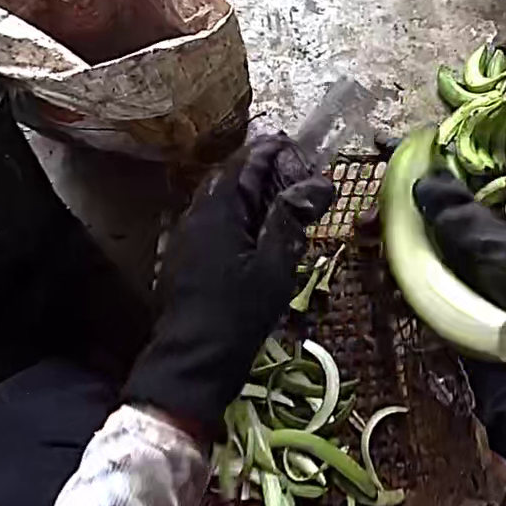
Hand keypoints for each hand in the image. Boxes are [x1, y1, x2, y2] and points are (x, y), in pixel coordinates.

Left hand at [123, 136, 336, 435]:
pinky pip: (214, 217)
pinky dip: (238, 210)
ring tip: (280, 196)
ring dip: (249, 189)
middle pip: (230, 176)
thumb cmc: (238, 313)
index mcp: (219, 211)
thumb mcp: (275, 266)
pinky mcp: (186, 253)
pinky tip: (256, 228)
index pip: (245, 164)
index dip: (271, 151)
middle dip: (260, 167)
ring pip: (221, 197)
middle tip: (293, 170)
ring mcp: (187, 234)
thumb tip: (319, 183)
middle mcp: (198, 214)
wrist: (193, 360)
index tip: (295, 145)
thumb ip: (291, 219)